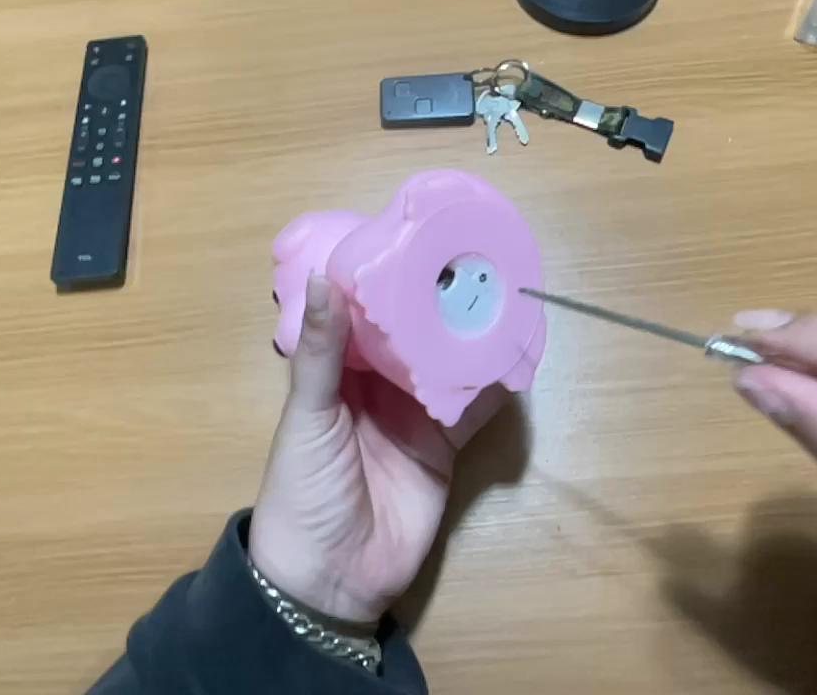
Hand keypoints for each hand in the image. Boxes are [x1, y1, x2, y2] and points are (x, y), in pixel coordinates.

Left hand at [249, 275, 500, 623]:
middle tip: (471, 263)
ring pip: (446, 365)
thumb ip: (321, 350)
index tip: (416, 240)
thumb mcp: (307, 413)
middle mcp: (378, 382)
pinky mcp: (443, 445)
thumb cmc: (304, 485)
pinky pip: (470, 409)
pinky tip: (512, 358)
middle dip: (437, 305)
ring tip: (500, 298)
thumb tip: (324, 275)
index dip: (387, 281)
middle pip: (412, 335)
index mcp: (339, 368)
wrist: (331, 577)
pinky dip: (491, 387)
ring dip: (469, 339)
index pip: (366, 313)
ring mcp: (413, 413)